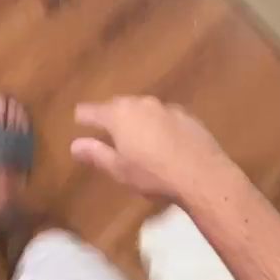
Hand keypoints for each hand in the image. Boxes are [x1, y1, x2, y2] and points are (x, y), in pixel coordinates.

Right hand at [71, 96, 236, 202]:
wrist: (204, 176)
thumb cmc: (154, 175)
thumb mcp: (120, 170)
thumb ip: (96, 154)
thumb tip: (75, 144)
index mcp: (118, 115)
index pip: (90, 111)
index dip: (83, 118)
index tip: (79, 123)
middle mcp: (139, 104)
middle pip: (116, 105)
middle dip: (110, 117)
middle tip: (107, 133)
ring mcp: (165, 107)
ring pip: (142, 109)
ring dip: (135, 119)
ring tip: (136, 137)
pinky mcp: (186, 115)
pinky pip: (163, 116)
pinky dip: (157, 125)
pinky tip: (163, 142)